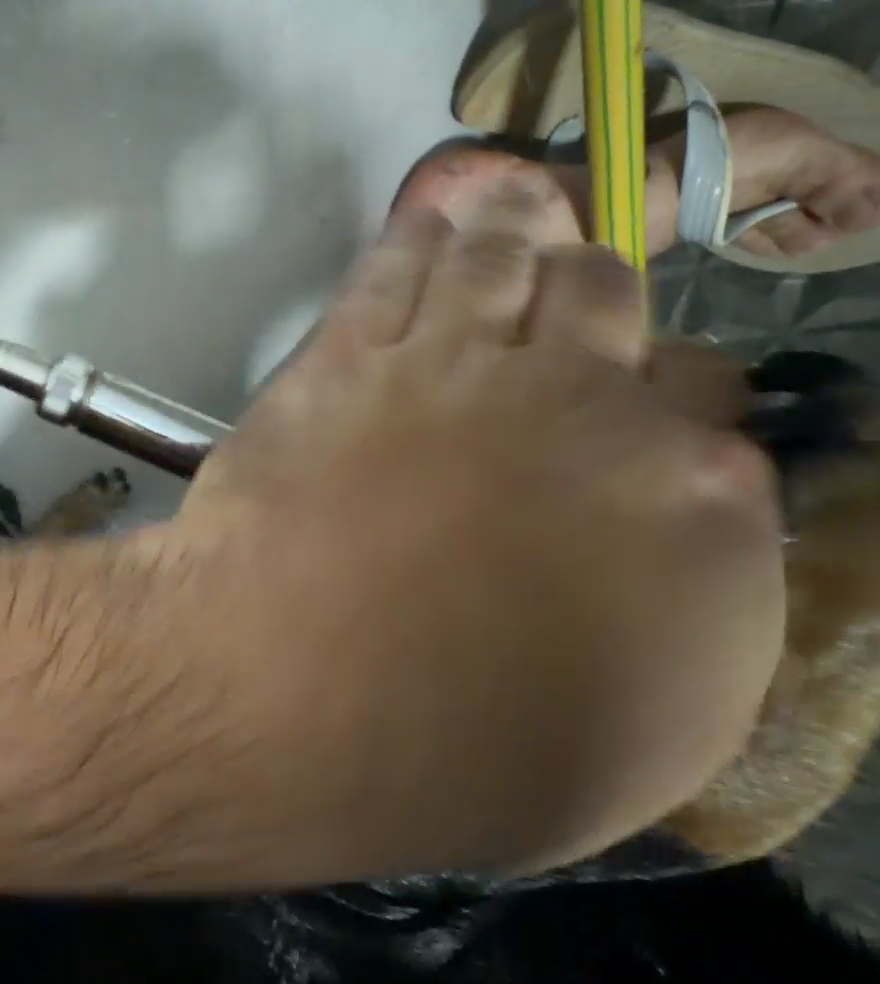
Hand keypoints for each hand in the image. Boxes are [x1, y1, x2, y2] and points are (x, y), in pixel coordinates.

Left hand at [104, 185, 784, 885]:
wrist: (296, 700)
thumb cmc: (459, 755)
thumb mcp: (627, 733)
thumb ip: (671, 622)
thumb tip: (655, 564)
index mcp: (694, 509)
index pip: (699, 416)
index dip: (652, 411)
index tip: (616, 416)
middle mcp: (583, 410)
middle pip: (604, 309)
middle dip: (586, 302)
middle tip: (559, 297)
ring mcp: (450, 375)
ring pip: (501, 264)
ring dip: (508, 235)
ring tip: (503, 215)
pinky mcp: (336, 368)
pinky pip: (390, 272)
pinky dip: (414, 238)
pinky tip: (424, 222)